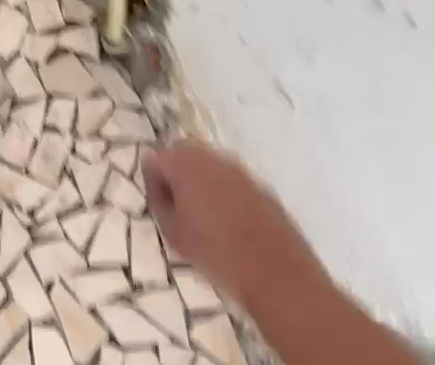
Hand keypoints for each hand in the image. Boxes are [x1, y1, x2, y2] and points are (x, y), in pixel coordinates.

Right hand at [141, 143, 331, 315]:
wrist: (282, 280)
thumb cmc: (218, 255)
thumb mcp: (172, 233)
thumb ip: (159, 203)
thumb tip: (161, 191)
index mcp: (185, 166)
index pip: (154, 159)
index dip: (152, 183)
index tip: (160, 208)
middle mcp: (214, 161)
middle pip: (183, 154)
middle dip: (176, 175)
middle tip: (179, 207)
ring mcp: (244, 175)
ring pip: (211, 167)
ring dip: (202, 183)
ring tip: (206, 218)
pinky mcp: (266, 192)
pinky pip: (235, 184)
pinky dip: (227, 196)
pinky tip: (233, 226)